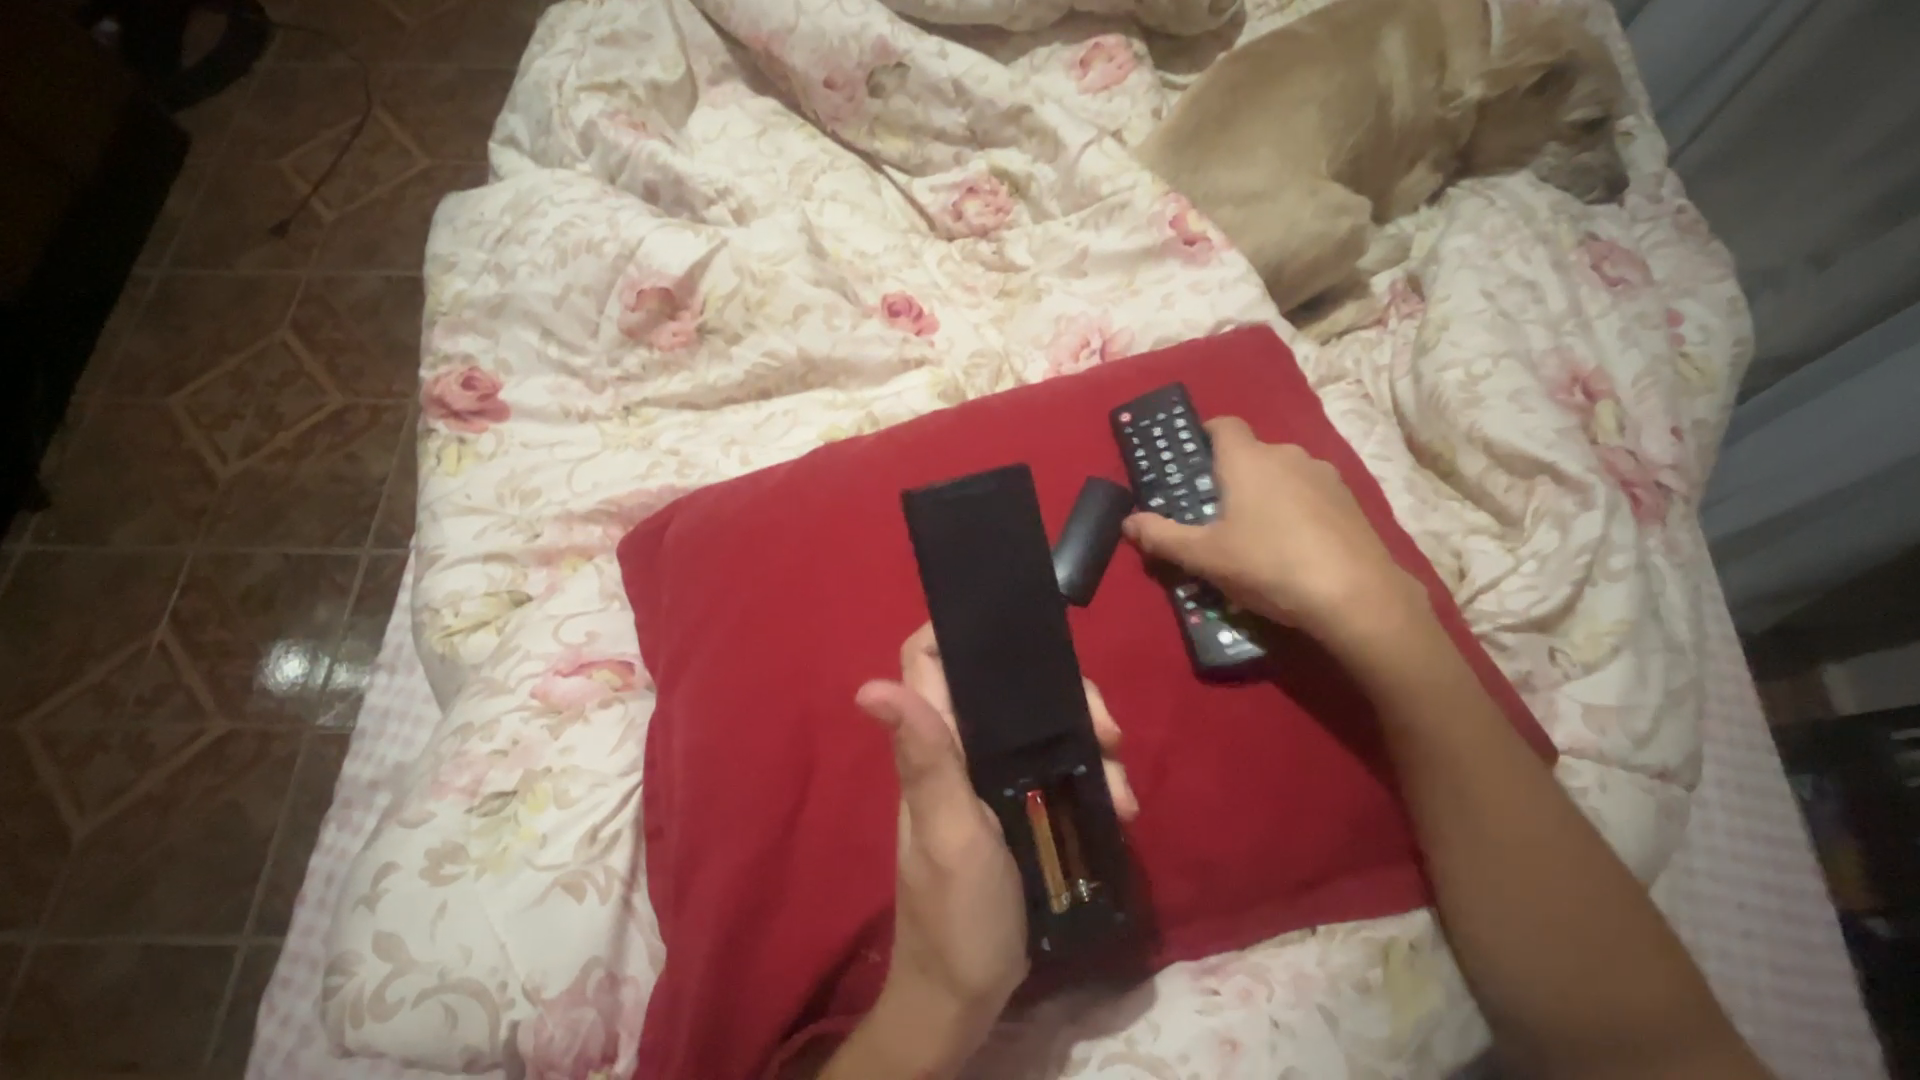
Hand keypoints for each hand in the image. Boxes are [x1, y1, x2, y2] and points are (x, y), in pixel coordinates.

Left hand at [846, 625, 1135, 1073]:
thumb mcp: (949, 834)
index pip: (927, 662)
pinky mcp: (1022, 808)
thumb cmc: (956, 914)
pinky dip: (1092, 777)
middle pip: (1004, 688)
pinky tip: (1120, 805)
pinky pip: (1060, 769)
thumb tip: (868, 687)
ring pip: (1042, 727)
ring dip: (1088, 742)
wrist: (969, 997)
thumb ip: (924, 758)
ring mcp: (992, 780)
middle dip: (1062, 696)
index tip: (1018, 630)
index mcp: (933, 746)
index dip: (958, 632)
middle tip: (1108, 729)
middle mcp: (960, 751)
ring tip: (1120, 786)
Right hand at [1121, 417, 1428, 650]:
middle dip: (1231, 478)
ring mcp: (1324, 476)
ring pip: (1283, 475)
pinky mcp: (1350, 501)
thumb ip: (1162, 537)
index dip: (1204, 437)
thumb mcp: (1205, 557)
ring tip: (1256, 537)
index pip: (1223, 425)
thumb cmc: (1268, 565)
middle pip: (1251, 454)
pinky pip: (1310, 495)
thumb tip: (1128, 522)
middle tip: (1215, 517)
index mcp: (1248, 459)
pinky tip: (1294, 548)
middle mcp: (1287, 454)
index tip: (1191, 465)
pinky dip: (1296, 511)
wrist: (1356, 595)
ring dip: (1266, 495)